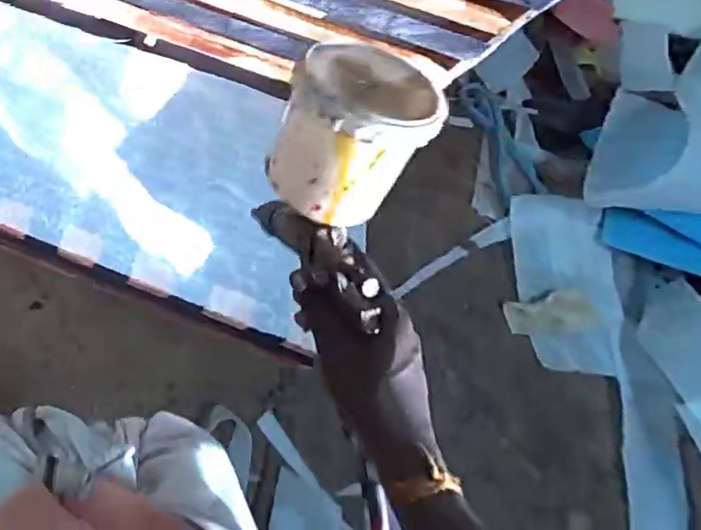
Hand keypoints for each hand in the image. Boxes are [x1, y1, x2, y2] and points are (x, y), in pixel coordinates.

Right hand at [292, 262, 440, 481]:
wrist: (400, 450)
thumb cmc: (368, 392)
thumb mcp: (336, 348)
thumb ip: (319, 309)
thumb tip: (300, 276)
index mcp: (394, 313)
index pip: (364, 270)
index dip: (336, 257)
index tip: (311, 250)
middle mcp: (400, 323)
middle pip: (360, 293)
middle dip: (327, 288)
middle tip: (300, 289)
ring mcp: (399, 345)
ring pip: (359, 316)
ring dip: (331, 311)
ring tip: (303, 317)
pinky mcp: (393, 364)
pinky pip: (364, 335)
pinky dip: (342, 331)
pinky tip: (320, 340)